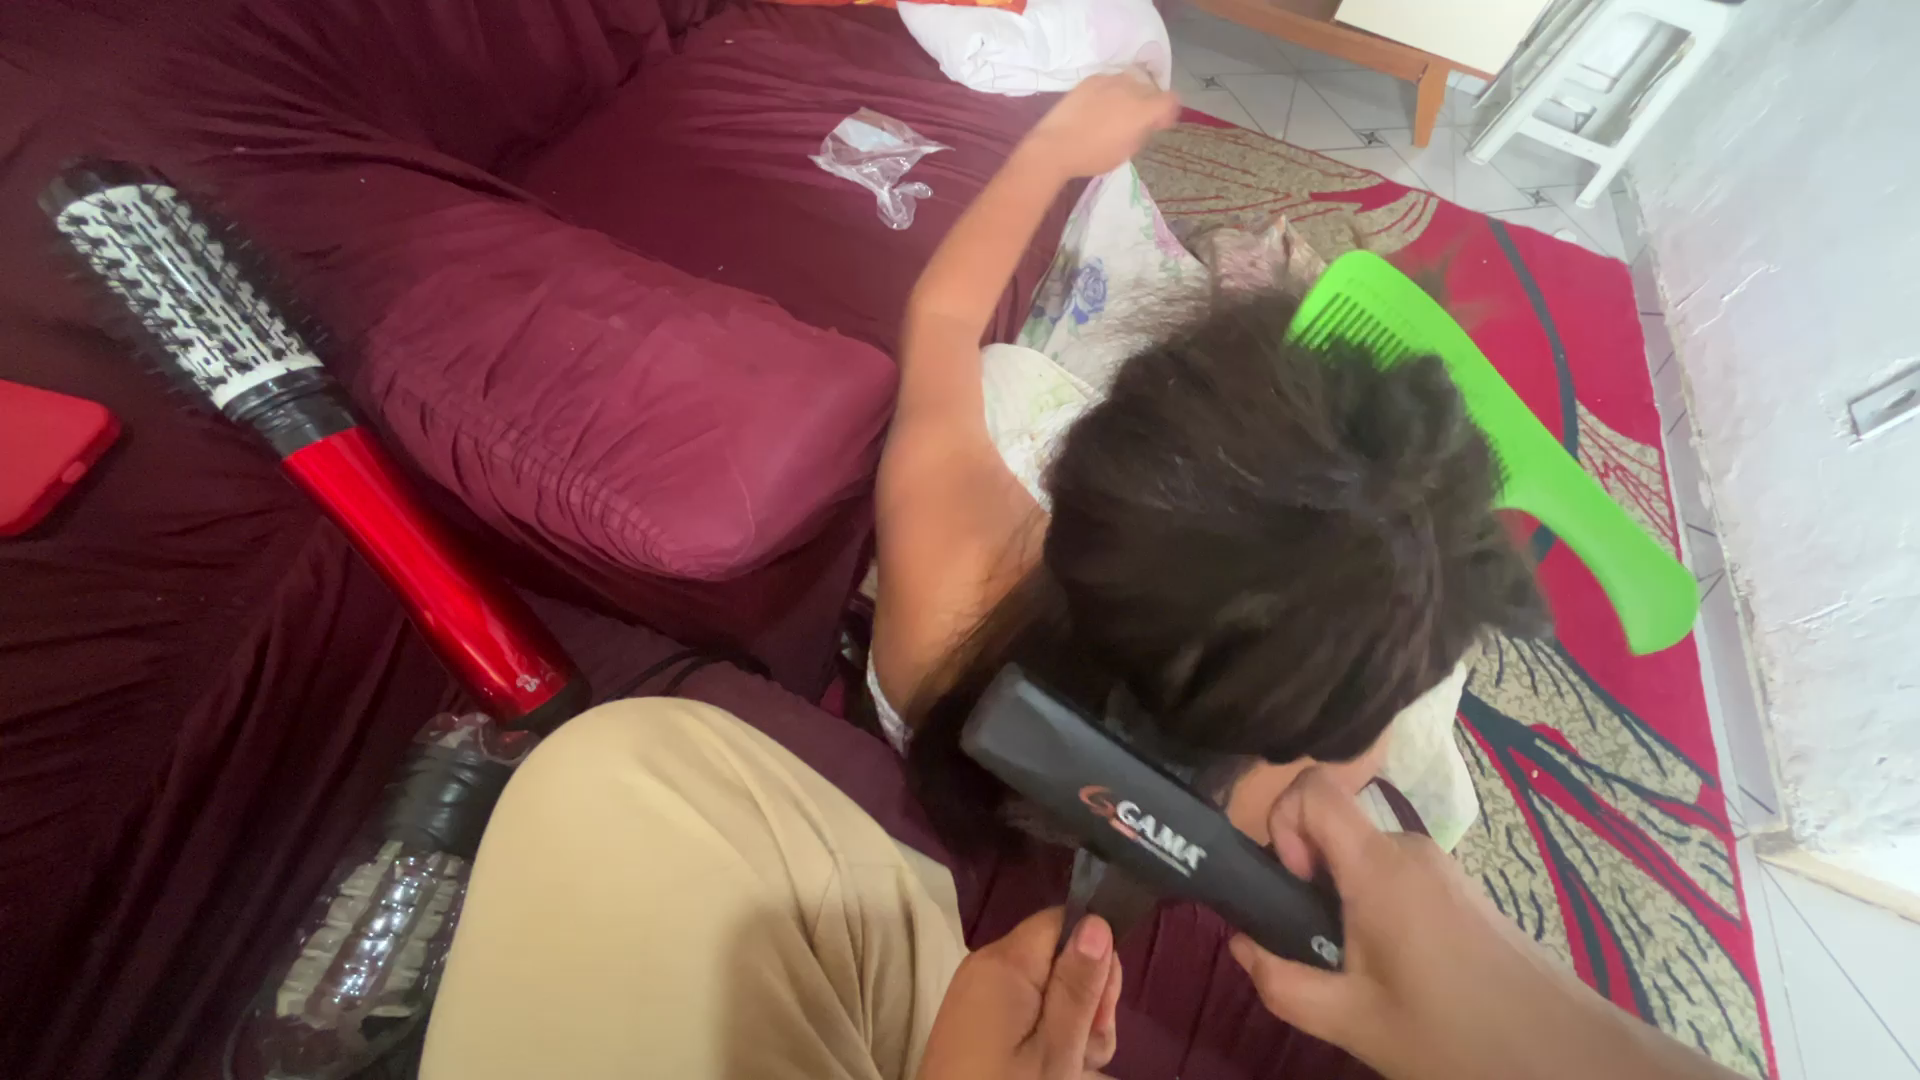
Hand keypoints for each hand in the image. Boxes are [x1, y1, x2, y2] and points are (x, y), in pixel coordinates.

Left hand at [917, 909, 1123, 1079]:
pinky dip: (1044, 1037)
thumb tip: (1097, 921)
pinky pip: (1024, 1011)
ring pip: (1047, 990)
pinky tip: (1049, 1072)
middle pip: (1058, 958)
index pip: (1062, 920)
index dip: (1093, 956)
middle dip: (1084, 1002)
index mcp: (1005, 960)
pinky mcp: (976, 1021)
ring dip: (1070, 1028)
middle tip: (1085, 1053)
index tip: (1101, 1007)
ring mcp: (978, 993)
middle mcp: (988, 964)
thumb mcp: (1055, 1051)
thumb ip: (1078, 986)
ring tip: (1067, 1071)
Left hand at [1017, 71, 1180, 179]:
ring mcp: (1110, 80)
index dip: (1169, 112)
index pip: (1170, 100)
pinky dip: (1112, 91)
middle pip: (1151, 89)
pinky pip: (1111, 81)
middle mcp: (1130, 88)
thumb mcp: (1124, 153)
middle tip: (1137, 121)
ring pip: (1131, 82)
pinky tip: (1099, 107)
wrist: (1055, 146)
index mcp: (1142, 110)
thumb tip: (1147, 123)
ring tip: (1117, 113)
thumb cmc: (1092, 157)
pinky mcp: (1091, 79)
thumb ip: (1141, 133)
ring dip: (1131, 94)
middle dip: (1150, 103)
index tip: (1160, 124)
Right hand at [1226, 768, 1619, 1079]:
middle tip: (1318, 944)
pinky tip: (1396, 971)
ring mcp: (1437, 867)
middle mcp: (1405, 849)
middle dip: (1306, 875)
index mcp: (1377, 866)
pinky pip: (1389, 875)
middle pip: (1330, 827)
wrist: (1580, 1066)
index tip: (1291, 882)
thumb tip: (1241, 945)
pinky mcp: (1458, 890)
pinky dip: (1371, 906)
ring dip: (1338, 897)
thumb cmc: (1462, 1038)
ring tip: (1359, 968)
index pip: (1312, 788)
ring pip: (1358, 856)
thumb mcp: (1355, 1023)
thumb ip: (1282, 982)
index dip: (1281, 818)